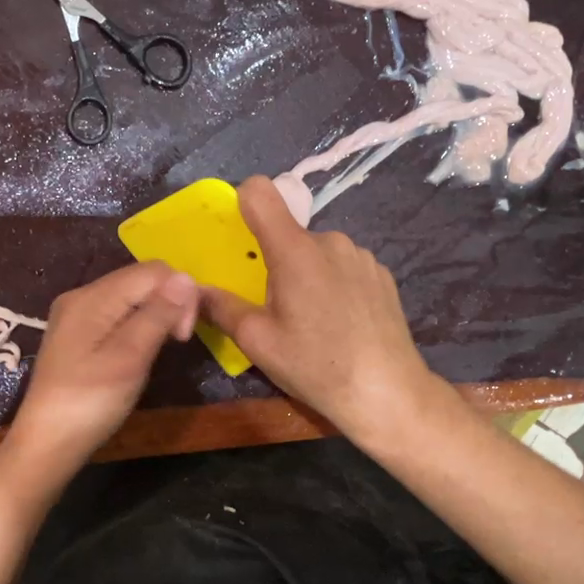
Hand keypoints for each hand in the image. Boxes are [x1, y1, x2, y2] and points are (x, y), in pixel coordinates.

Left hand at [9, 262, 199, 460]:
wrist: (47, 444)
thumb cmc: (90, 402)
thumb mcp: (129, 357)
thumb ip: (157, 314)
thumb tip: (187, 277)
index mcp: (91, 297)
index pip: (152, 271)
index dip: (179, 294)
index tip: (183, 336)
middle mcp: (81, 297)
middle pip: (139, 281)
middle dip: (168, 303)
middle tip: (177, 344)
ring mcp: (76, 317)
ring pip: (130, 299)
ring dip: (154, 316)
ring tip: (159, 352)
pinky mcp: (76, 336)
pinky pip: (116, 316)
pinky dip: (137, 327)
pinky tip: (138, 354)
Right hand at [200, 176, 450, 445]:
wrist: (388, 392)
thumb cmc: (315, 365)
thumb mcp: (256, 341)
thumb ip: (220, 307)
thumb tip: (195, 289)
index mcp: (295, 250)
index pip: (260, 192)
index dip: (241, 202)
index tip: (235, 235)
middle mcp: (330, 240)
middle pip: (286, 231)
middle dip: (271, 259)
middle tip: (270, 305)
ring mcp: (360, 255)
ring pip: (315, 250)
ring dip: (303, 272)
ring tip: (307, 318)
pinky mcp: (380, 274)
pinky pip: (341, 265)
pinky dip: (330, 283)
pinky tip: (336, 322)